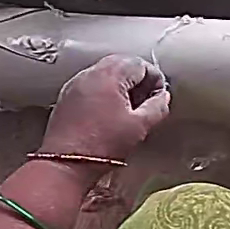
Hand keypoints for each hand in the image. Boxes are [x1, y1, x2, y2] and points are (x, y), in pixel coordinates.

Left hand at [40, 55, 171, 161]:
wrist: (66, 164)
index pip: (140, 64)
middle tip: (146, 101)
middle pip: (121, 64)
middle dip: (138, 80)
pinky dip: (105, 92)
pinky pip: (92, 85)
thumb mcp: (139, 126)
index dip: (155, 79)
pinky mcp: (67, 97)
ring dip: (121, 85)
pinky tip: (110, 114)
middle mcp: (90, 74)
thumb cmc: (103, 144)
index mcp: (109, 75)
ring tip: (129, 109)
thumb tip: (163, 97)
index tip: (159, 97)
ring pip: (105, 73)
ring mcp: (75, 84)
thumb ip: (157, 107)